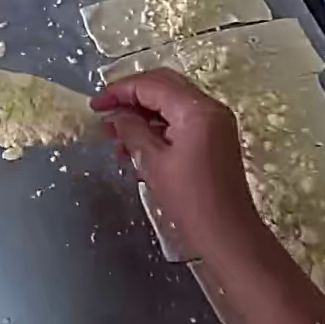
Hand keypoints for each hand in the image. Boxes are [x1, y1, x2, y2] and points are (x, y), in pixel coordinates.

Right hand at [92, 68, 263, 258]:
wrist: (229, 238)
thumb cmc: (190, 200)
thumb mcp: (152, 161)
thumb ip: (131, 129)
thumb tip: (116, 114)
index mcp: (196, 110)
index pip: (150, 85)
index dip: (119, 91)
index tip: (95, 106)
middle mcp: (209, 109)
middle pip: (162, 85)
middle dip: (130, 96)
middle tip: (104, 112)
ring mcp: (214, 123)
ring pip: (169, 102)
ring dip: (140, 113)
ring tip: (114, 134)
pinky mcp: (212, 138)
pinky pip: (178, 119)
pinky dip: (154, 126)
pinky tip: (133, 146)